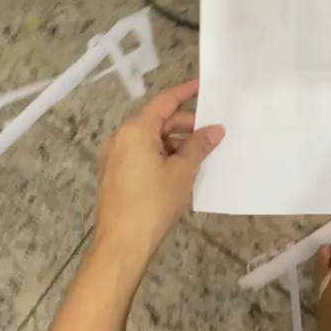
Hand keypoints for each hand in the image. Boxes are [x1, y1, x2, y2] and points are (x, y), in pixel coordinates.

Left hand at [93, 80, 223, 267]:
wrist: (122, 244)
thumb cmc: (153, 202)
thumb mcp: (183, 171)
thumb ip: (199, 146)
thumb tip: (215, 129)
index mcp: (135, 130)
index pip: (164, 102)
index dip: (185, 93)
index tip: (203, 86)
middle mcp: (121, 138)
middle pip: (157, 121)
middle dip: (184, 125)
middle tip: (210, 132)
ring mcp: (115, 158)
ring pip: (150, 140)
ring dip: (174, 143)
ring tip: (199, 155)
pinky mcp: (115, 176)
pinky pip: (141, 155)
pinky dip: (162, 156)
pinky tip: (180, 171)